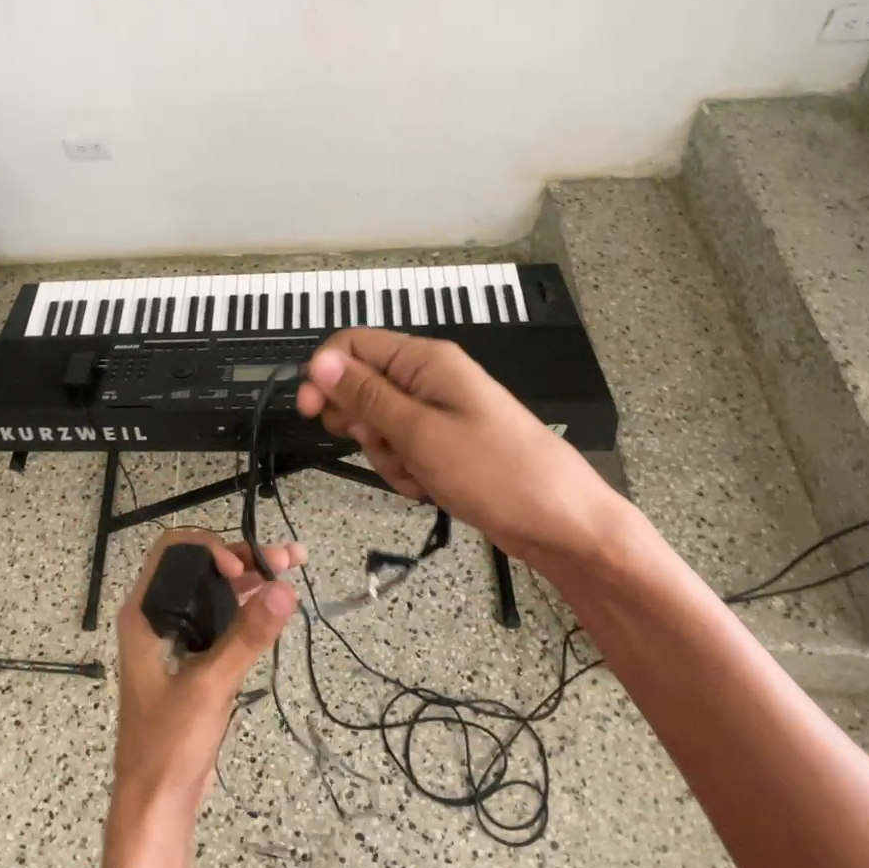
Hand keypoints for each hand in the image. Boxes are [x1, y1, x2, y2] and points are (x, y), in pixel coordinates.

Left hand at [101, 528, 303, 867]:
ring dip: (252, 579)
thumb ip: (247, 636)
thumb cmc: (168, 742)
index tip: (241, 570)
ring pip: (214, 593)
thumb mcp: (210, 685)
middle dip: (244, 557)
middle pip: (200, 569)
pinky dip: (248, 607)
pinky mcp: (194, 659)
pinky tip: (275, 605)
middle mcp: (158, 617)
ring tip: (293, 567)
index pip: (174, 552)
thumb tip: (284, 590)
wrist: (157, 801)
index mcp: (145, 613)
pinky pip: (221, 619)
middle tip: (289, 558)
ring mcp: (176, 638)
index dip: (209, 549)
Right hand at [294, 327, 633, 566]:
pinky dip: (404, 471)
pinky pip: (400, 451)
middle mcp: (428, 379)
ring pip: (376, 426)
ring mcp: (436, 414)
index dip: (324, 374)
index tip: (309, 412)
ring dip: (385, 455)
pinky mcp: (442, 444)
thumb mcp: (419, 432)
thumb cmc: (496, 472)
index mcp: (425, 361)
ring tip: (418, 472)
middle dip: (359, 424)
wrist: (558, 522)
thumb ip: (366, 396)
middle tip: (384, 446)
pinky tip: (429, 486)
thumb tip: (320, 361)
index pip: (352, 345)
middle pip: (360, 388)